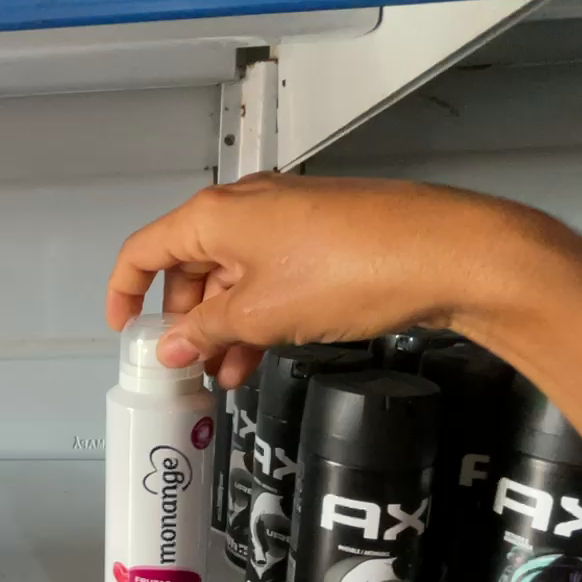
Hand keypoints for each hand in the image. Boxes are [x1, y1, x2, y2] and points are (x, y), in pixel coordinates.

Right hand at [104, 173, 564, 384]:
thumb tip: (170, 348)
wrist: (457, 254)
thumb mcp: (260, 313)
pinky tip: (260, 352)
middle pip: (187, 266)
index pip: (144, 251)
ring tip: (226, 373)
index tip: (124, 330)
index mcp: (214, 216)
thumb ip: (204, 331)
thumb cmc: (349, 272)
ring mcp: (283, 218)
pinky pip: (266, 274)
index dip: (124, 292)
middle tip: (187, 362)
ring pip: (229, 276)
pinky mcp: (317, 233)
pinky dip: (256, 312)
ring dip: (221, 325)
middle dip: (183, 319)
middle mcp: (243, 207)